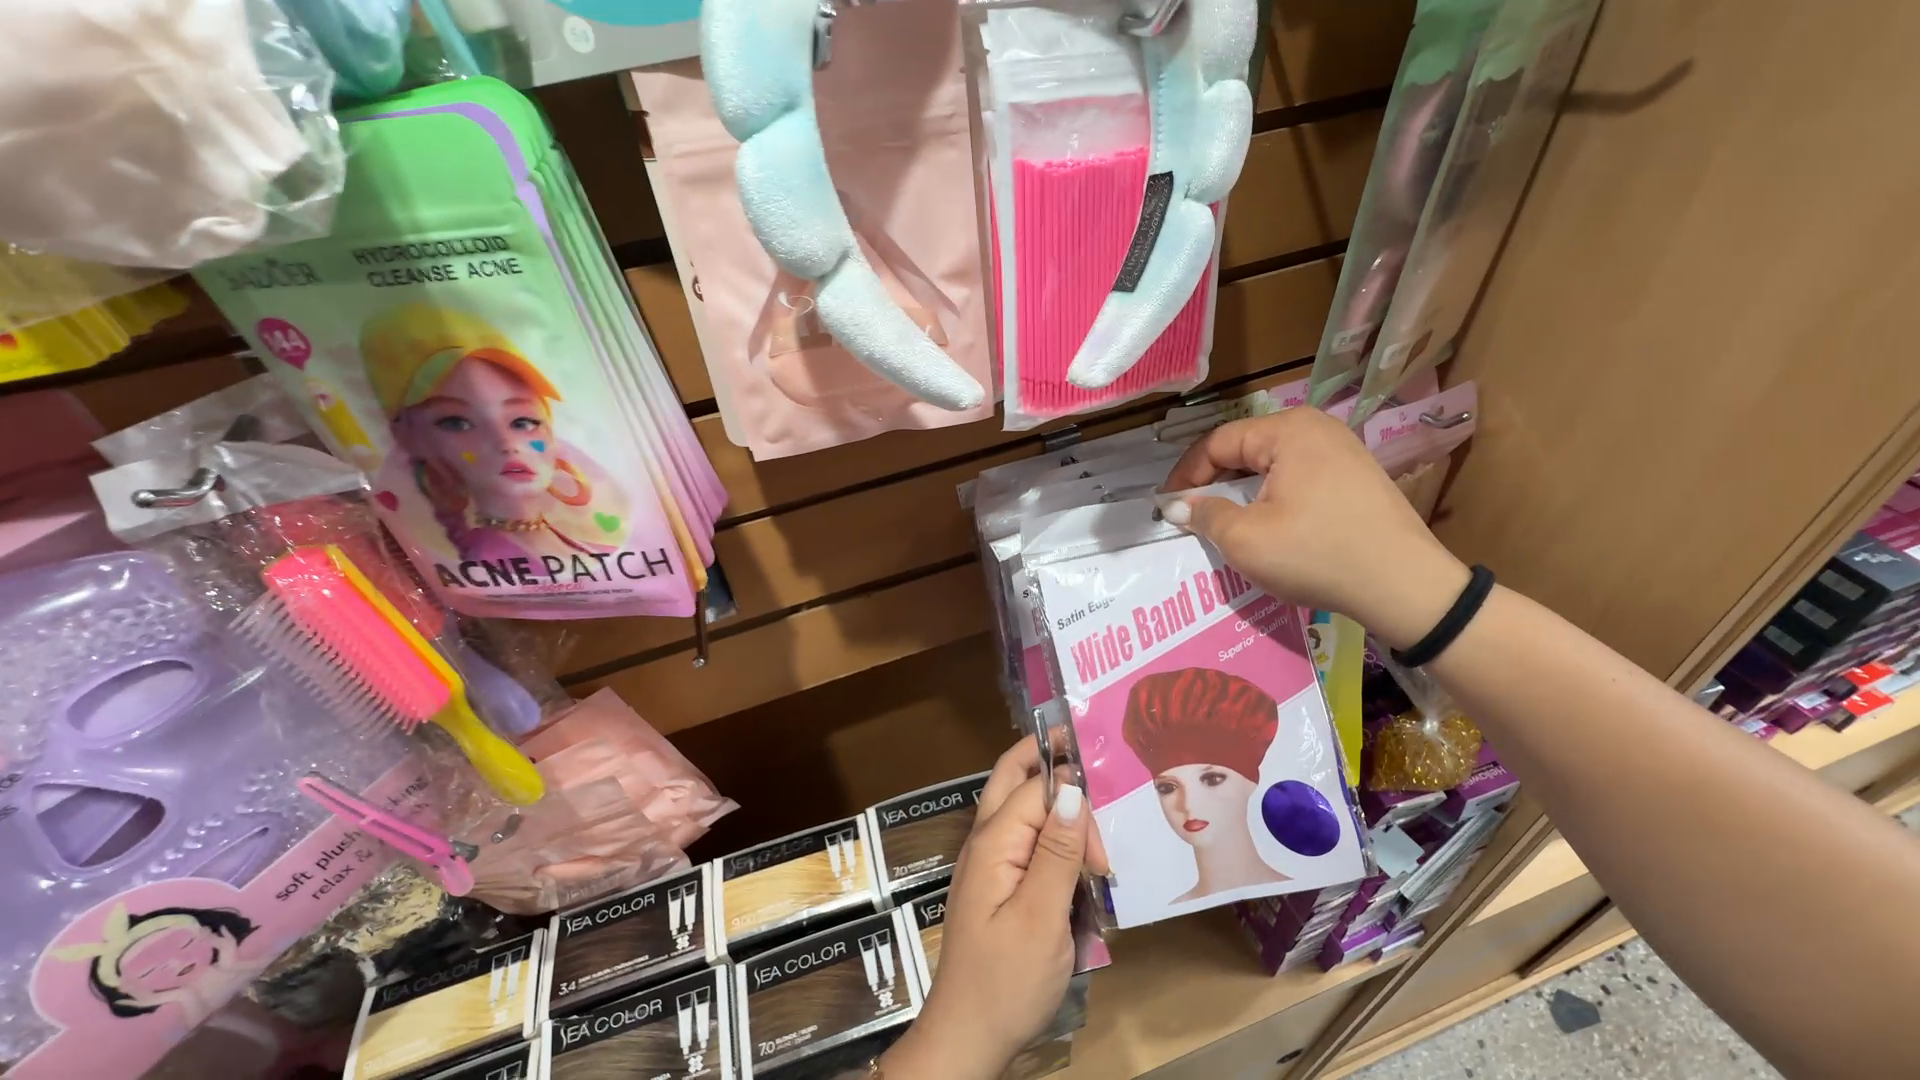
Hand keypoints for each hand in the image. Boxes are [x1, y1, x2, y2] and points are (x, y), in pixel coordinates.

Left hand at [879, 739, 1097, 1079]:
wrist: (968, 1038)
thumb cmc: (1007, 981)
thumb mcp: (1040, 918)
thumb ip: (1056, 852)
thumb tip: (1073, 790)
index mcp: (993, 842)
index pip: (1038, 788)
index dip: (1077, 803)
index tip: (1108, 843)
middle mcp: (986, 842)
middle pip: (1013, 778)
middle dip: (1052, 764)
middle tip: (1094, 761)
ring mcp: (989, 863)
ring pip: (1021, 808)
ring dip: (1056, 805)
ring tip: (1092, 812)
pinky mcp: (999, 886)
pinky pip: (1026, 842)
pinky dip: (1053, 839)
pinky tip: (1080, 858)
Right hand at [1160, 407, 1469, 649]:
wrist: (1405, 586)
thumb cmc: (1317, 554)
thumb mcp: (1246, 539)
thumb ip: (1205, 515)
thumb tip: (1177, 505)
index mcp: (1287, 430)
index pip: (1217, 442)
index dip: (1185, 475)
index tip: (1166, 507)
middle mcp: (1316, 428)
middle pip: (1246, 449)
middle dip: (1214, 482)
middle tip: (1193, 516)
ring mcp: (1343, 450)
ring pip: (1273, 464)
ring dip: (1244, 491)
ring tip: (1226, 523)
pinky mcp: (1357, 476)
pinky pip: (1299, 477)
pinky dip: (1274, 497)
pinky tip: (1269, 526)